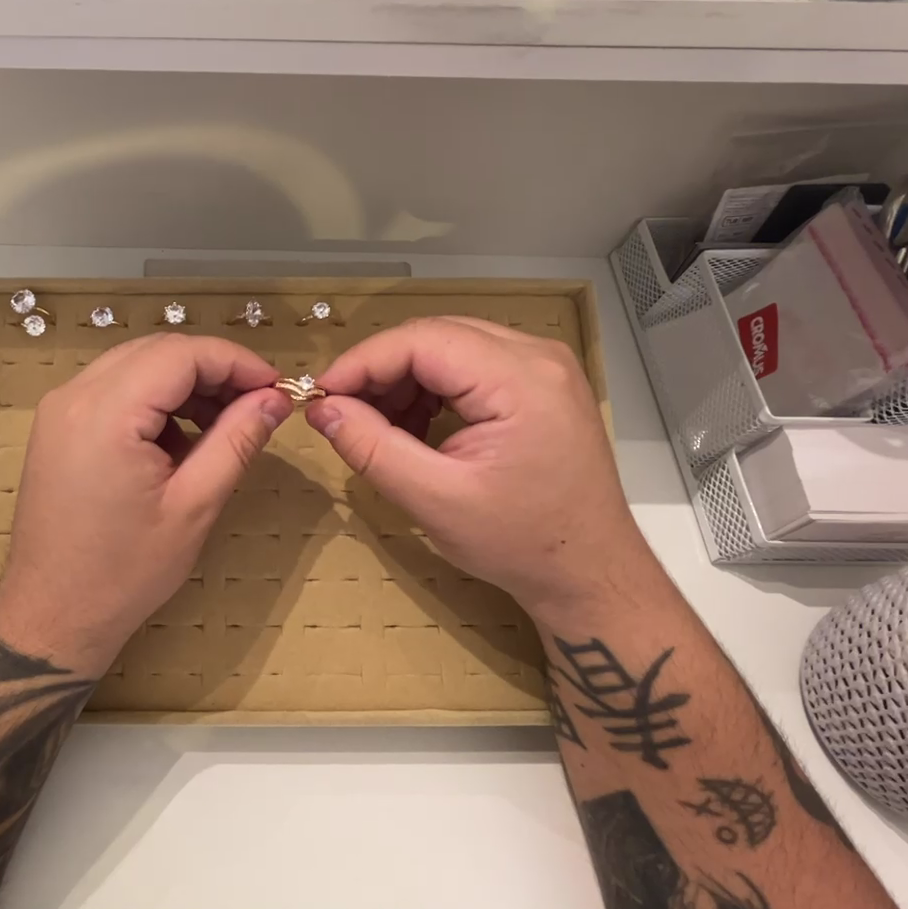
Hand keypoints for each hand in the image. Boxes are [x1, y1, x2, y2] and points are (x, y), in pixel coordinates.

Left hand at [0, 334, 292, 672]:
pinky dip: (152, 401)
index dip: (235, 362)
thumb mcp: (194, 506)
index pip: (181, 354)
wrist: (53, 613)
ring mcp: (59, 409)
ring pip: (134, 366)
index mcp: (106, 411)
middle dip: (212, 369)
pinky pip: (113, 390)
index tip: (276, 387)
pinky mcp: (56, 427)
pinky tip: (179, 440)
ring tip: (224, 424)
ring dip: (183, 384)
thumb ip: (236, 441)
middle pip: (156, 352)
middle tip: (256, 403)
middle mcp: (74, 395)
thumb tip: (274, 400)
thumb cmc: (125, 571)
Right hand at [305, 316, 656, 624]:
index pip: (422, 340)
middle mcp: (536, 356)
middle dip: (380, 370)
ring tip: (376, 427)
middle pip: (434, 336)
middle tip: (342, 412)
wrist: (586, 571)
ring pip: (448, 348)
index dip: (363, 362)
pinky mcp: (538, 384)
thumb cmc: (518, 543)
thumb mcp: (433, 500)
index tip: (320, 396)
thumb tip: (322, 409)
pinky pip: (468, 366)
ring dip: (402, 380)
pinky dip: (430, 390)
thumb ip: (371, 448)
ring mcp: (542, 367)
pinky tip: (412, 427)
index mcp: (520, 379)